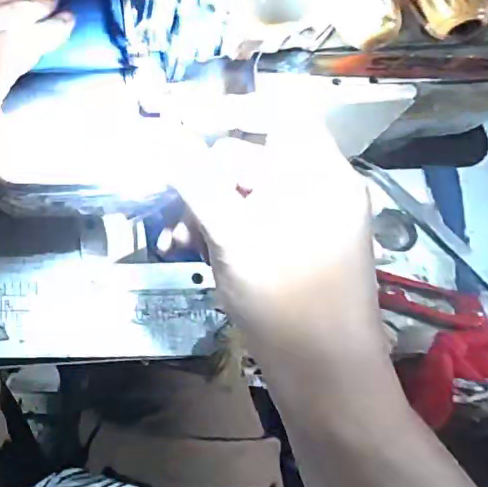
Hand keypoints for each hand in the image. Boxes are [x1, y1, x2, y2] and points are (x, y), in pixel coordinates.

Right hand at [165, 122, 388, 368]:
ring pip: (242, 190)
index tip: (179, 120)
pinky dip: (219, 228)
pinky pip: (250, 218)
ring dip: (203, 206)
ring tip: (177, 238)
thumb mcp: (231, 233)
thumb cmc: (285, 299)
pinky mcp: (292, 245)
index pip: (277, 111)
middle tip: (170, 200)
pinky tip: (188, 248)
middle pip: (250, 154)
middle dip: (203, 175)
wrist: (324, 378)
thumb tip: (162, 131)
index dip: (227, 109)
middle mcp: (317, 186)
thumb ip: (194, 177)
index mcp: (319, 172)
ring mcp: (305, 218)